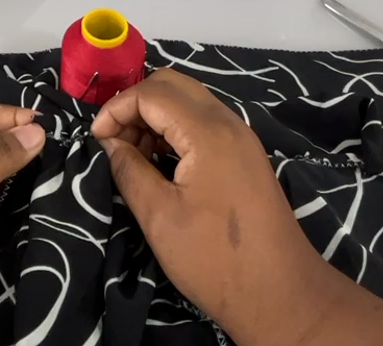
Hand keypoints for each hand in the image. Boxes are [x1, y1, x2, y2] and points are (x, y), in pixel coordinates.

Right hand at [92, 69, 382, 345]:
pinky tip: (160, 160)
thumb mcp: (160, 218)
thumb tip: (110, 144)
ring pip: (187, 99)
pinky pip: (202, 119)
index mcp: (207, 132)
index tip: (97, 140)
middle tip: (115, 139)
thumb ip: (129, 171)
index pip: (151, 94)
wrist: (284, 298)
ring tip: (133, 153)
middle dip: (135, 103)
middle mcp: (227, 122)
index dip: (117, 109)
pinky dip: (175, 127)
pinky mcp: (245, 153)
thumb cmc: (216, 260)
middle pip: (171, 84)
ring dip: (155, 115)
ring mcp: (240, 136)